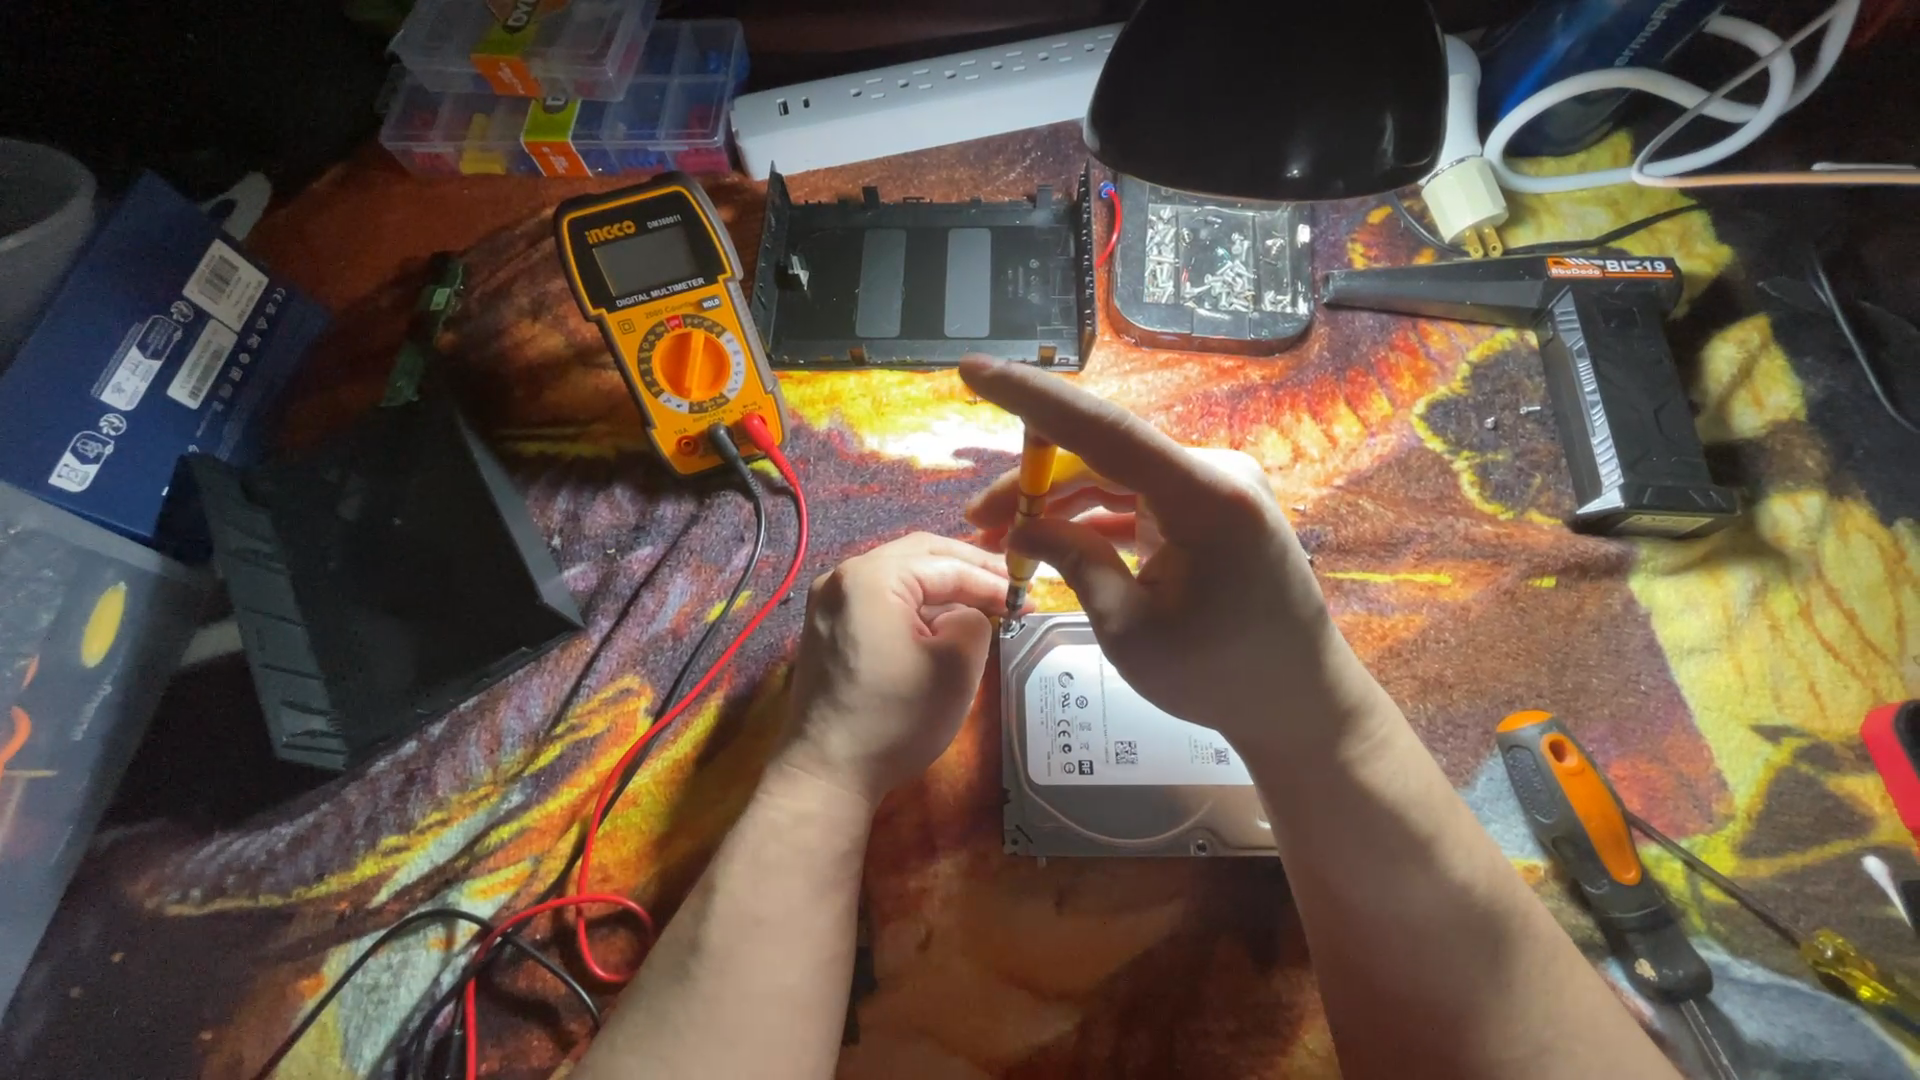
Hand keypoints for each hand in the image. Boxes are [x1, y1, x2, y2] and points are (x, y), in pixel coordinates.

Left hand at [778, 532, 1009, 805]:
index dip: (991, 580)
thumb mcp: (956, 667)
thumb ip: (975, 620)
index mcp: (871, 576)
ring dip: (941, 583)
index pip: (945, 565)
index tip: (1027, 599)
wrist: (826, 773)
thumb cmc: (895, 719)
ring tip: (982, 598)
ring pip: (899, 573)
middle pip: (919, 554)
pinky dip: (915, 602)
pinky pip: (881, 596)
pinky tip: (942, 618)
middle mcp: (843, 575)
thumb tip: (965, 612)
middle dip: (967, 567)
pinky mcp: (828, 625)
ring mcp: (830, 600)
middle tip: (1008, 584)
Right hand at [960, 356, 1392, 754]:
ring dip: (1058, 505)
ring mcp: (1212, 488)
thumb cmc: (1220, 676)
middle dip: (1033, 485)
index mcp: (1204, 497)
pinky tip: (1050, 542)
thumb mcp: (1130, 630)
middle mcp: (1212, 474)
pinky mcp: (1206, 509)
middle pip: (1099, 457)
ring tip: (1003, 540)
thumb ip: (1075, 564)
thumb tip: (1022, 531)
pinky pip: (1135, 499)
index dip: (1031, 397)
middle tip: (977, 521)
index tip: (973, 370)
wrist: (1298, 700)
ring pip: (1112, 477)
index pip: (1102, 429)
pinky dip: (1092, 520)